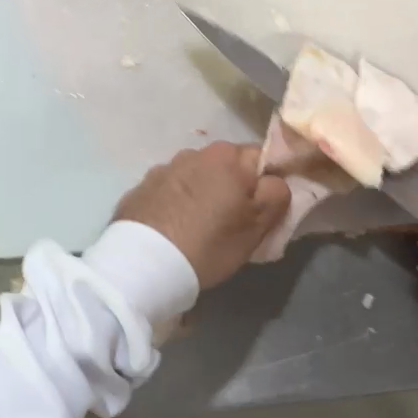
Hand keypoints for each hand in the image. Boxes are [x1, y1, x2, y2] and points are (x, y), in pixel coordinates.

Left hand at [115, 142, 290, 288]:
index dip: (267, 183)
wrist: (143, 265)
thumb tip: (276, 182)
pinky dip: (176, 202)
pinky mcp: (140, 188)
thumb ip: (276, 195)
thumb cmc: (209, 244)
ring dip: (202, 193)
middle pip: (226, 166)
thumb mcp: (256, 227)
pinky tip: (173, 227)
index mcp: (228, 156)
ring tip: (198, 225)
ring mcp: (163, 168)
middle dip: (232, 187)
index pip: (262, 158)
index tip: (262, 209)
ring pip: (196, 177)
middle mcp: (194, 153)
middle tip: (232, 220)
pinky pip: (170, 191)